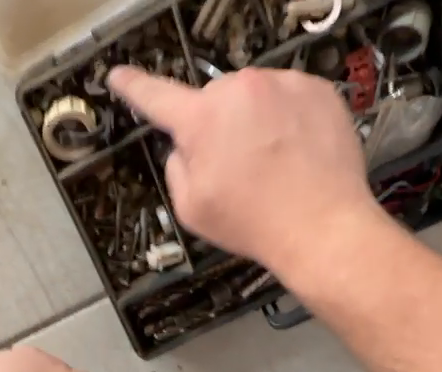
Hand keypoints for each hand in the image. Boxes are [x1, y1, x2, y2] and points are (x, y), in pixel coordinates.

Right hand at [108, 65, 378, 270]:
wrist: (321, 226)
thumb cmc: (256, 222)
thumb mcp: (192, 209)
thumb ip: (176, 168)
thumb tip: (185, 148)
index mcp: (202, 120)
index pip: (156, 96)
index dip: (133, 87)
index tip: (119, 75)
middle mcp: (241, 90)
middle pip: (215, 101)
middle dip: (218, 128)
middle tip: (235, 171)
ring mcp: (283, 84)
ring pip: (254, 97)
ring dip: (255, 123)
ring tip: (271, 167)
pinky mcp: (316, 89)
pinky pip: (288, 98)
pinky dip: (287, 121)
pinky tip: (293, 155)